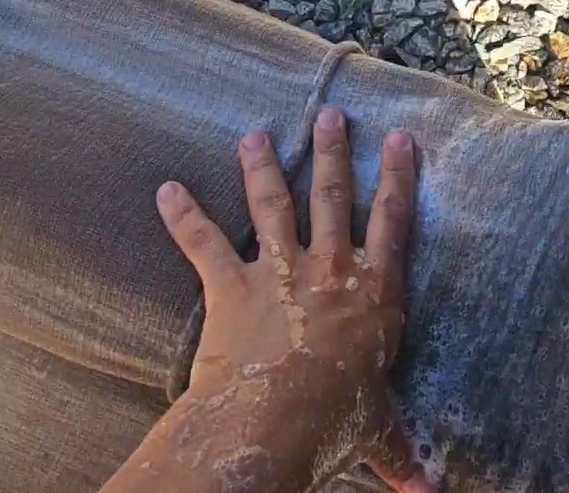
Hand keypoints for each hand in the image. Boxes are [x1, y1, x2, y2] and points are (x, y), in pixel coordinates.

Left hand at [102, 107, 433, 492]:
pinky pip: (204, 243)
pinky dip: (183, 217)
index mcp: (373, 290)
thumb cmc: (334, 423)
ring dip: (263, 166)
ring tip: (255, 133)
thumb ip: (401, 454)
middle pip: (335, 196)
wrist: (270, 429)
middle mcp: (330, 266)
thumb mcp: (377, 433)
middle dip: (335, 152)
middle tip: (333, 114)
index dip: (398, 176)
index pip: (393, 220)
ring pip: (275, 203)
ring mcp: (280, 271)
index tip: (401, 137)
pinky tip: (166, 189)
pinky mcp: (232, 286)